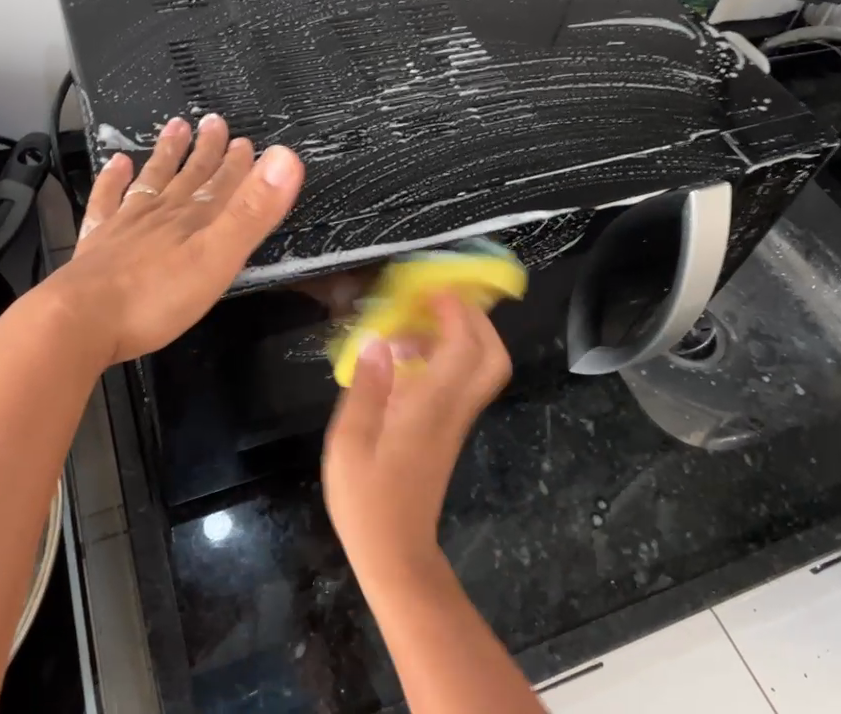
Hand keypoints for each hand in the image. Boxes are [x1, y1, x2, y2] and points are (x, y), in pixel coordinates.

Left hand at [45, 114, 303, 367]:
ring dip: (167, 154)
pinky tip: (116, 163)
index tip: (248, 140)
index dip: (239, 164)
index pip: (223, 185)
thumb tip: (286, 157)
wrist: (81, 319)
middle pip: (190, 177)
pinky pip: (106, 201)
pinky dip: (112, 179)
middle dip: (207, 151)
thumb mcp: (218, 257)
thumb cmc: (156, 297)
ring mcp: (126, 226)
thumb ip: (252, 211)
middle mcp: (162, 214)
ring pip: (152, 181)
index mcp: (194, 220)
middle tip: (215, 122)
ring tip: (176, 127)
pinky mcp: (97, 243)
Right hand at [322, 294, 512, 579]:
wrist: (395, 552)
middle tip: (438, 298)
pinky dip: (448, 357)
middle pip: (491, 356)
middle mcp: (453, 410)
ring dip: (461, 335)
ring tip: (414, 322)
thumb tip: (377, 340)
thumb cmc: (366, 499)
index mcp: (430, 407)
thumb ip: (366, 387)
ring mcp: (455, 422)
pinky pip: (463, 382)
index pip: (464, 347)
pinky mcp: (448, 432)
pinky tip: (407, 358)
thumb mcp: (349, 441)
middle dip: (474, 319)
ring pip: (481, 369)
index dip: (456, 311)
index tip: (432, 288)